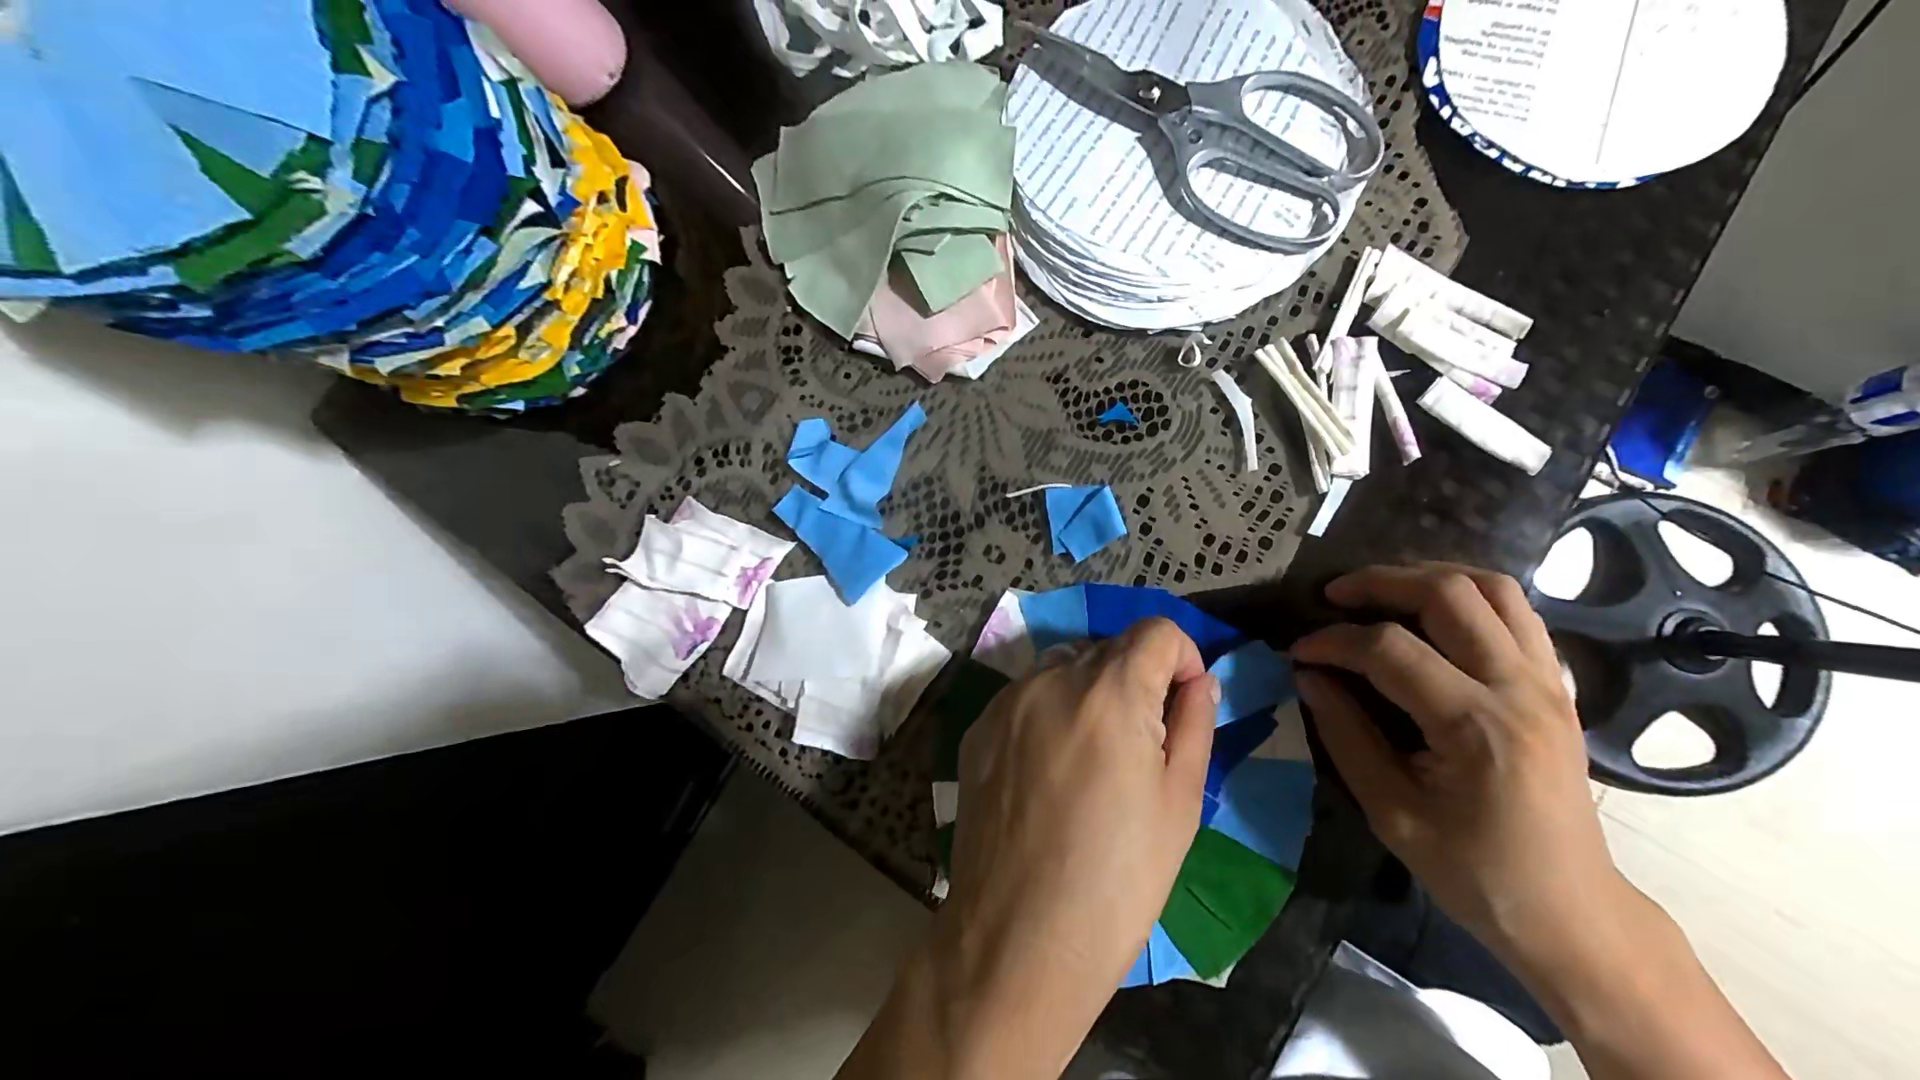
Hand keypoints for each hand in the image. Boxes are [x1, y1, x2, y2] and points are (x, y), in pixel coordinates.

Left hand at [944, 619, 1218, 1003]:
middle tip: (1143, 742)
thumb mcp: (1180, 803)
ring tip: (1095, 756)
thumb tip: (1199, 679)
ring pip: (1064, 667)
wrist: (1018, 937)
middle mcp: (1051, 679)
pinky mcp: (978, 728)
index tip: (1183, 703)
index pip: (1156, 631)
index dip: (1183, 659)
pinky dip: (1049, 711)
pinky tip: (1050, 771)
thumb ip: (1194, 723)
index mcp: (1109, 691)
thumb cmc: (1118, 879)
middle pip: (1109, 648)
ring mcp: (1006, 702)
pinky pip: (1026, 696)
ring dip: (1090, 690)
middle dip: (1137, 677)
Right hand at [1290, 563, 1787, 1079]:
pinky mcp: (1557, 685)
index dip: (1332, 641)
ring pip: (1492, 588)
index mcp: (1477, 726)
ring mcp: (1548, 681)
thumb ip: (1345, 734)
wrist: (1569, 909)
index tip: (1297, 652)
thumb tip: (1308, 675)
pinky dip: (1467, 596)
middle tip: (1333, 596)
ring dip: (1427, 576)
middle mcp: (1520, 688)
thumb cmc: (1473, 869)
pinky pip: (1516, 612)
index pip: (1389, 649)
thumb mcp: (1390, 810)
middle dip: (1379, 582)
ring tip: (1380, 591)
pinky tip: (1430, 615)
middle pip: (1449, 594)